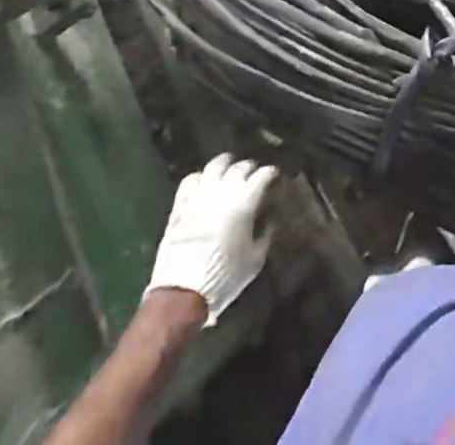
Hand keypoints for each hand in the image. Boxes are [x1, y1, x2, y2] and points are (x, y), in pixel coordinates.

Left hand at [145, 154, 278, 325]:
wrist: (184, 291)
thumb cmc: (225, 277)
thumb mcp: (255, 259)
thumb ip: (264, 234)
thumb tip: (268, 220)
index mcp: (243, 204)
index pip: (260, 176)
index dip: (270, 173)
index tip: (274, 174)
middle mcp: (221, 192)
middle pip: (238, 167)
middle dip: (249, 167)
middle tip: (253, 172)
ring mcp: (198, 195)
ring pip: (213, 167)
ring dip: (224, 164)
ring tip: (229, 165)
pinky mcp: (181, 203)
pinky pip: (191, 179)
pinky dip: (200, 176)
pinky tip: (204, 181)